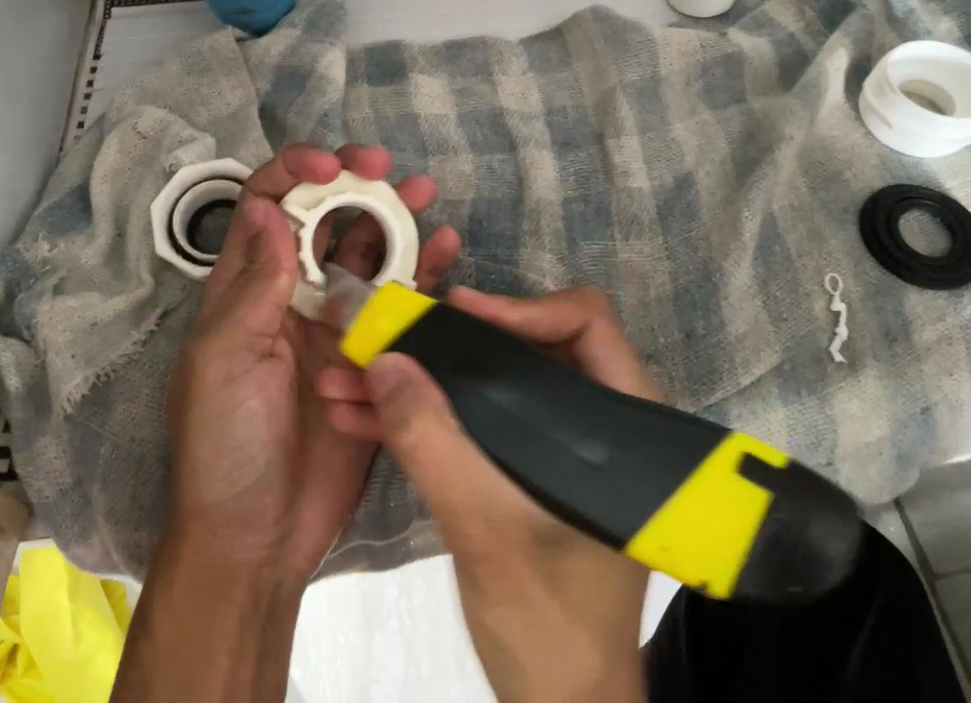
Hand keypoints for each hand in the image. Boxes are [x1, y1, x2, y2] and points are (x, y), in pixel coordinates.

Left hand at [166, 143, 460, 583]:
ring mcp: (337, 325)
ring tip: (427, 193)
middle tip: (389, 168)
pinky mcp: (374, 357)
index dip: (295, 174)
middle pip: (325, 222)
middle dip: (354, 186)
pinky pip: (400, 305)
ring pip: (369, 256)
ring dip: (395, 220)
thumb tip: (272, 211)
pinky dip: (423, 275)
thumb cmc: (225, 443)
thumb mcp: (223, 360)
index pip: (267, 208)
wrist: (261, 533)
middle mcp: (292, 296)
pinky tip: (446, 252)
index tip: (333, 164)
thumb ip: (253, 287)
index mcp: (246, 289)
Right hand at [315, 287, 653, 702]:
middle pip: (525, 346)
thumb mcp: (487, 530)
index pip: (585, 323)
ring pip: (490, 384)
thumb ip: (435, 442)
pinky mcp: (522, 472)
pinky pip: (474, 423)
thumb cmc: (549, 621)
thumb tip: (384, 361)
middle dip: (448, 342)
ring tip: (351, 379)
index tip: (456, 316)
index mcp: (619, 422)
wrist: (558, 702)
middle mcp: (593, 422)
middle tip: (390, 339)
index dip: (521, 307)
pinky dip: (425, 416)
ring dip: (423, 380)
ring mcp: (555, 448)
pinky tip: (365, 417)